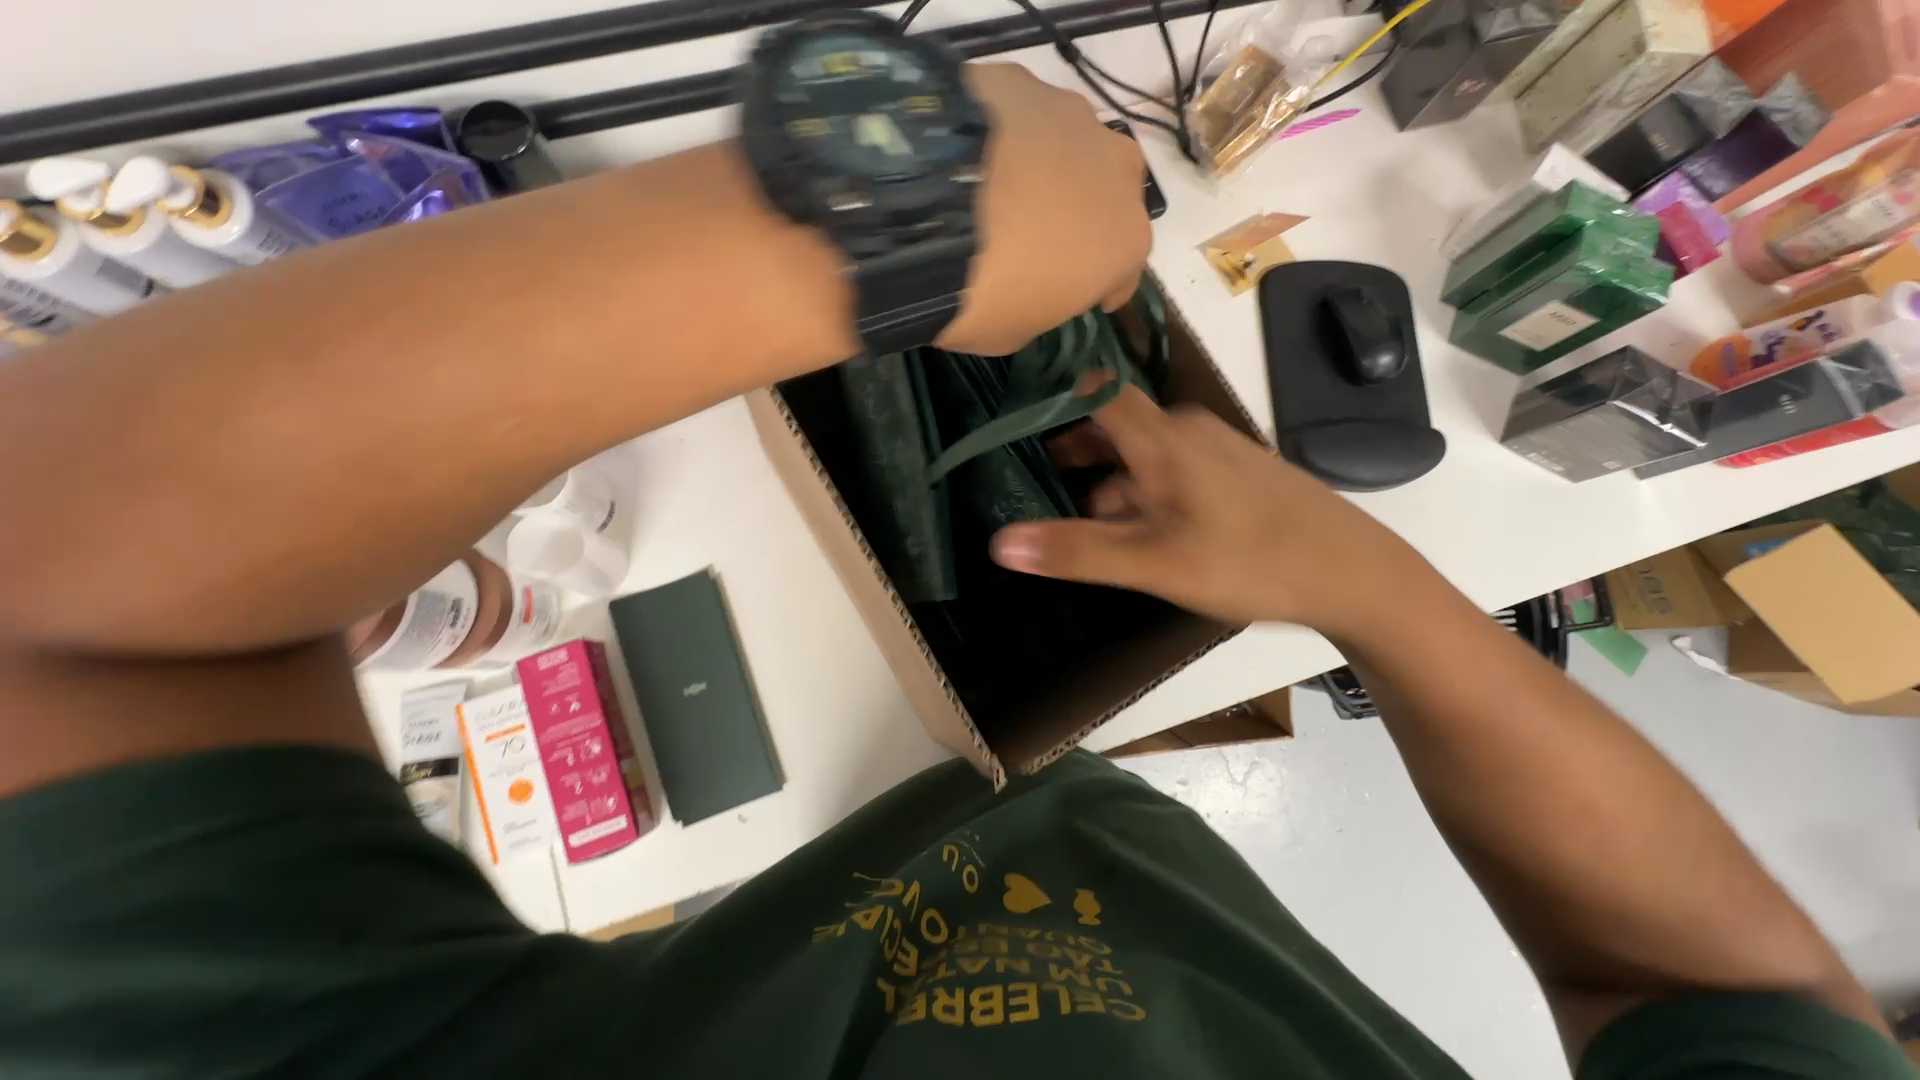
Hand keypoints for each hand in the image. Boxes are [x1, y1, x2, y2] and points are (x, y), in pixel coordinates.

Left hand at [936, 64, 1152, 355]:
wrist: (927, 217)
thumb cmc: (983, 295)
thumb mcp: (1014, 331)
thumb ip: (1038, 307)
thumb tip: (1026, 291)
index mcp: (1126, 240)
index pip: (1124, 269)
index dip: (1099, 283)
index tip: (1077, 292)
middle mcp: (1116, 170)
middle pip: (1104, 196)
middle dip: (1078, 214)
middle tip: (1034, 235)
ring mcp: (1071, 116)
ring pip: (1066, 147)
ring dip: (1043, 167)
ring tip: (995, 188)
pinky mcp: (1021, 82)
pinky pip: (1016, 114)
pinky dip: (999, 132)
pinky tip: (966, 155)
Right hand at [988, 386, 1436, 633]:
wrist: (1354, 573)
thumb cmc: (1248, 560)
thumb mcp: (1153, 563)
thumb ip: (1076, 550)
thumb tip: (999, 542)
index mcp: (1163, 436)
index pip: (1094, 393)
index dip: (1052, 399)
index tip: (1012, 419)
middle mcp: (1189, 430)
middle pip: (1116, 426)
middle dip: (1076, 454)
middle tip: (1038, 484)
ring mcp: (1219, 450)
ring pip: (1145, 455)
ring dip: (1111, 483)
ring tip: (1086, 526)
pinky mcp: (1239, 475)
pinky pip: (1175, 471)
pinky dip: (1145, 493)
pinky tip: (1147, 537)